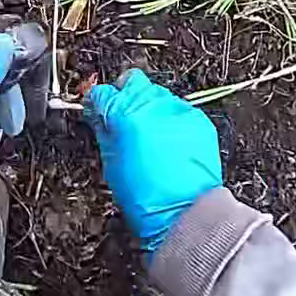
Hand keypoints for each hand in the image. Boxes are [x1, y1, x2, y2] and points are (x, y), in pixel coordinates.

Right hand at [83, 69, 221, 253]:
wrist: (186, 213)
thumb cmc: (147, 197)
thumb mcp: (112, 164)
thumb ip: (104, 131)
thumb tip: (98, 115)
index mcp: (127, 115)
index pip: (103, 92)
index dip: (98, 101)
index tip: (98, 108)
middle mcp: (154, 105)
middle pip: (133, 82)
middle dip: (125, 95)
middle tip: (122, 119)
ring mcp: (178, 110)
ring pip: (156, 94)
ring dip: (148, 108)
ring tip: (147, 136)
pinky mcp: (197, 119)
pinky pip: (177, 110)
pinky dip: (169, 120)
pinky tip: (167, 142)